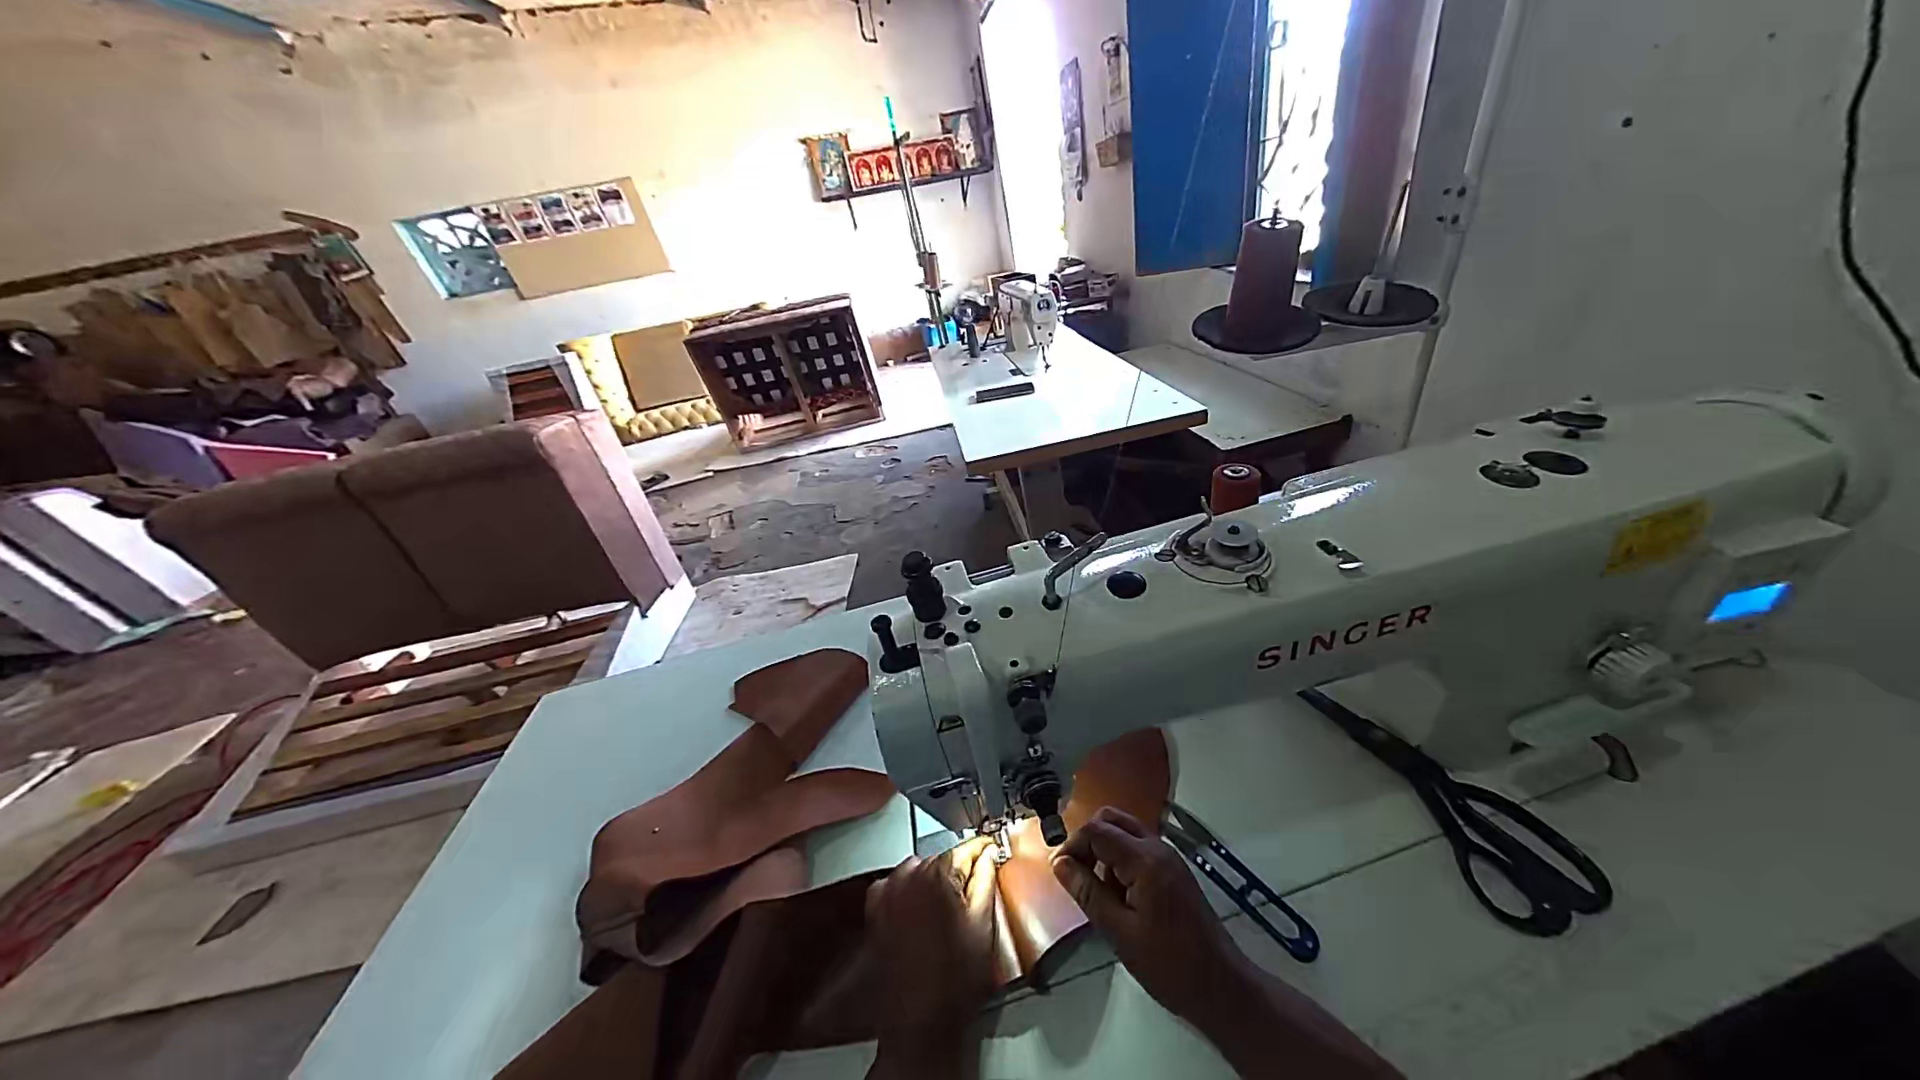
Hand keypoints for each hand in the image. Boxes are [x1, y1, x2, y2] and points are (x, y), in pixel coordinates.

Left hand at [866, 836, 999, 1077]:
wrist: (920, 1024)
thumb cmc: (952, 984)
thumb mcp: (982, 926)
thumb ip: (986, 881)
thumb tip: (988, 856)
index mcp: (936, 876)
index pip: (965, 848)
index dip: (983, 850)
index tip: (991, 850)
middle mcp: (907, 877)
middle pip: (941, 858)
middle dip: (959, 869)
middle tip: (974, 891)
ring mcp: (888, 892)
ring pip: (919, 870)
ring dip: (934, 880)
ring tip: (949, 909)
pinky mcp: (876, 910)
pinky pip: (898, 885)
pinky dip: (911, 891)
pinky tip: (924, 913)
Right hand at [1050, 806, 1242, 1022]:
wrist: (1222, 987)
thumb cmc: (1170, 965)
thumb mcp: (1119, 932)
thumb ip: (1087, 893)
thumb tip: (1060, 864)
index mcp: (1145, 860)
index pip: (1096, 831)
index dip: (1072, 845)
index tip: (1060, 871)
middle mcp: (1158, 848)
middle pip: (1112, 819)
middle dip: (1088, 840)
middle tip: (1077, 873)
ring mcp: (1169, 858)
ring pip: (1125, 832)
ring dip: (1105, 850)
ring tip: (1100, 892)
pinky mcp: (1174, 871)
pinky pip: (1139, 849)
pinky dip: (1122, 861)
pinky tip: (1121, 898)